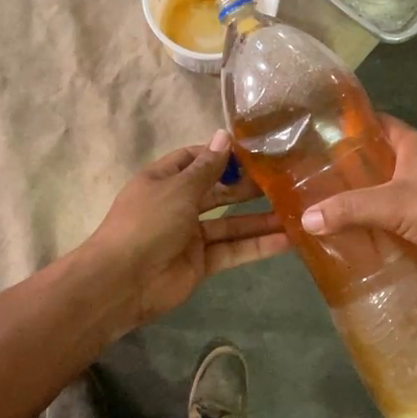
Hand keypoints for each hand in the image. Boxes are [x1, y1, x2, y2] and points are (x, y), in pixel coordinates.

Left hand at [84, 131, 287, 327]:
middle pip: (217, 191)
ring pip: (230, 223)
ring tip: (295, 212)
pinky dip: (257, 246)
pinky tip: (286, 240)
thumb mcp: (178, 189)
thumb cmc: (147, 223)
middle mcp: (177, 204)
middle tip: (283, 181)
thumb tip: (225, 135)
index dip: (221, 155)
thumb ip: (207, 167)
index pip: (195, 159)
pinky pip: (232, 250)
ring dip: (260, 219)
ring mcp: (190, 235)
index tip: (253, 153)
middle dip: (246, 187)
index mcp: (163, 180)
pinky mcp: (201, 263)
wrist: (121, 282)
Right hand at [299, 115, 416, 278]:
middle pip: (379, 157)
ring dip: (367, 196)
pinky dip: (384, 219)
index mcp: (413, 143)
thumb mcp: (393, 205)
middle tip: (314, 180)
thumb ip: (349, 210)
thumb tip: (305, 219)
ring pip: (391, 186)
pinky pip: (403, 212)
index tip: (315, 138)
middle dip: (350, 168)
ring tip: (331, 207)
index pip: (373, 123)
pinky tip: (362, 233)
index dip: (346, 127)